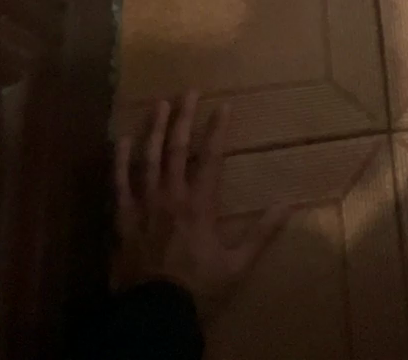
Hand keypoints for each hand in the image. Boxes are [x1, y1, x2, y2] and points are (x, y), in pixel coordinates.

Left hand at [112, 92, 288, 312]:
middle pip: (177, 149)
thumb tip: (288, 205)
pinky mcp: (122, 220)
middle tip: (189, 90)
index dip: (217, 129)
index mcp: (199, 205)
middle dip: (184, 117)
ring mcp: (143, 206)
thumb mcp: (237, 265)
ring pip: (147, 159)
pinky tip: (122, 140)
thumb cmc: (197, 289)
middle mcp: (171, 197)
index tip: (224, 105)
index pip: (210, 157)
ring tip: (159, 103)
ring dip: (154, 129)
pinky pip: (119, 184)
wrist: (152, 316)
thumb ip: (261, 233)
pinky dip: (120, 161)